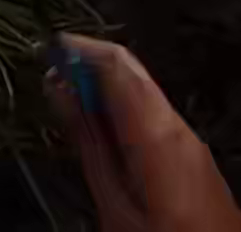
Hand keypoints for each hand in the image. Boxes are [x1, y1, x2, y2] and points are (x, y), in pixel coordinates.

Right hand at [49, 35, 240, 231]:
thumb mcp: (109, 191)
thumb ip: (85, 134)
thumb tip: (58, 88)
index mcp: (155, 131)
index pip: (114, 61)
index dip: (76, 48)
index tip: (48, 53)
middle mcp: (177, 128)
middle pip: (128, 70)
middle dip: (86, 64)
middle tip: (54, 74)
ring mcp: (190, 141)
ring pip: (137, 87)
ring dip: (100, 85)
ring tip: (69, 100)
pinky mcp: (192, 153)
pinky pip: (148, 109)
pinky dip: (118, 103)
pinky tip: (100, 124)